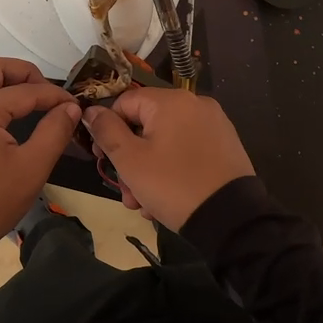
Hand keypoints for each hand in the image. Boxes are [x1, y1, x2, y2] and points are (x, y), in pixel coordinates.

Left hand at [0, 57, 78, 273]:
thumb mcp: (33, 167)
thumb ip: (55, 131)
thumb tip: (71, 107)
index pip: (23, 90)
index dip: (52, 94)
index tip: (73, 104)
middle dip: (23, 73)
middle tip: (47, 91)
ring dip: (4, 81)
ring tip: (31, 98)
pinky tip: (8, 112)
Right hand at [83, 87, 253, 230]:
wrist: (231, 221)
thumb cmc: (173, 185)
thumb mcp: (130, 160)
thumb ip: (106, 130)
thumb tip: (91, 111)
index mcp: (171, 101)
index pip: (124, 103)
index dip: (108, 129)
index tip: (102, 158)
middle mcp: (195, 105)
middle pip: (146, 125)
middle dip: (130, 160)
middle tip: (125, 191)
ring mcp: (213, 125)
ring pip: (165, 141)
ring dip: (148, 170)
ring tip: (143, 204)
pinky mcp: (225, 146)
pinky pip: (186, 150)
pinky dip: (171, 169)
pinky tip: (165, 199)